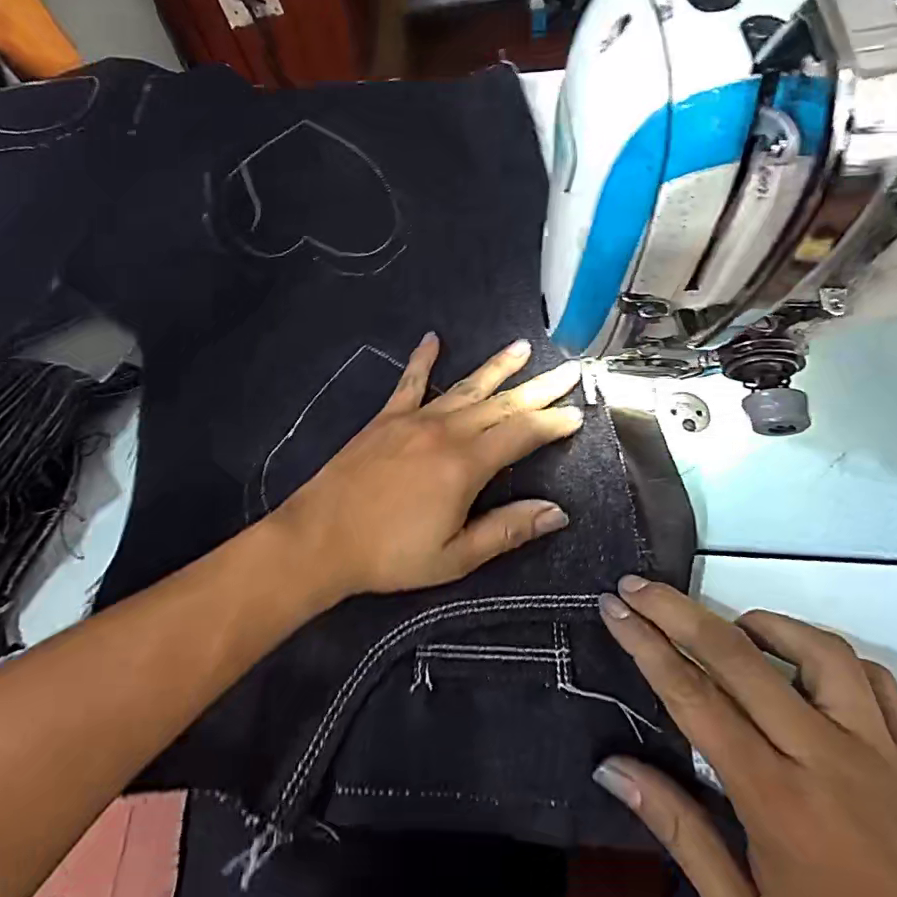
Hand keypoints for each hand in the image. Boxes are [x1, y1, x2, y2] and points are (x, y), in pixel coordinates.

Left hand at [270, 333, 583, 597]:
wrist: (318, 539)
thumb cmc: (390, 554)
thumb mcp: (455, 556)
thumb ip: (507, 530)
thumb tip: (557, 513)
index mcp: (465, 465)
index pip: (523, 435)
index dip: (554, 423)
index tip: (578, 413)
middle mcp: (445, 431)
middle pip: (503, 404)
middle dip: (540, 388)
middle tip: (570, 371)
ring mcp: (414, 420)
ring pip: (466, 387)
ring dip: (497, 367)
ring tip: (523, 348)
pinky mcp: (386, 418)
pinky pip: (410, 382)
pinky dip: (422, 359)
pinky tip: (433, 339)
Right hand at [593, 579, 896, 896]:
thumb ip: (681, 833)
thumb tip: (612, 768)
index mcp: (776, 801)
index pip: (694, 698)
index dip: (646, 645)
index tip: (615, 608)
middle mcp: (826, 758)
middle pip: (740, 657)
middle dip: (678, 612)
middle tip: (638, 586)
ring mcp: (880, 752)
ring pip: (819, 651)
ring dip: (764, 623)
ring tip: (726, 625)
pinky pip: (877, 681)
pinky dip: (832, 657)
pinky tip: (803, 664)